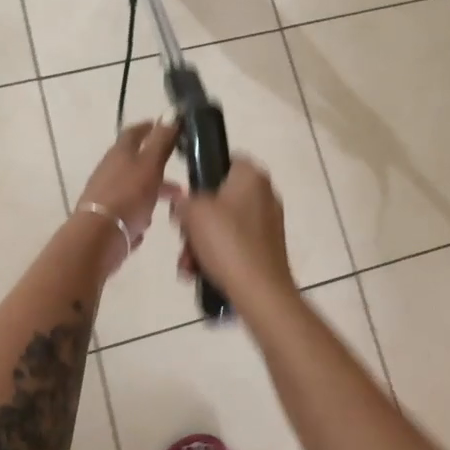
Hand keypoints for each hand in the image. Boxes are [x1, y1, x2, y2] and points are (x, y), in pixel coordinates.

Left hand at [75, 121, 177, 272]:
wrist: (98, 236)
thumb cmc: (128, 195)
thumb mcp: (150, 164)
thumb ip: (161, 141)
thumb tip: (171, 116)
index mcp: (119, 153)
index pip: (134, 132)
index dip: (149, 127)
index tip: (164, 126)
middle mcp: (109, 170)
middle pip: (135, 162)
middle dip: (157, 166)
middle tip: (178, 172)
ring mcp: (104, 194)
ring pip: (133, 187)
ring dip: (153, 191)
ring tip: (172, 203)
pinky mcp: (104, 217)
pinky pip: (127, 210)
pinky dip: (139, 212)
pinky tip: (148, 223)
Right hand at [163, 158, 294, 309]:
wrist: (260, 290)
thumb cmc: (227, 241)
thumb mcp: (194, 213)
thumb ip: (183, 201)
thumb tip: (182, 201)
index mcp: (252, 176)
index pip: (226, 159)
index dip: (203, 171)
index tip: (186, 191)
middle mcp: (264, 195)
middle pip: (220, 198)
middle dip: (195, 220)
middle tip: (182, 234)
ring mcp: (268, 224)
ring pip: (224, 225)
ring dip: (200, 242)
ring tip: (187, 264)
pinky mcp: (267, 249)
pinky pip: (234, 244)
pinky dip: (216, 256)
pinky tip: (198, 274)